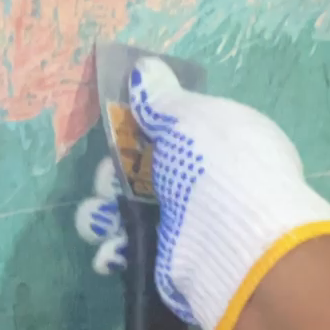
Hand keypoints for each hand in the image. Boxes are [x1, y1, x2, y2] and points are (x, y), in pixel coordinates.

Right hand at [72, 58, 329, 329]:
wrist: (230, 235)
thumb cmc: (213, 162)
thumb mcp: (188, 117)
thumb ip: (160, 99)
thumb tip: (143, 69)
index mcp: (216, 141)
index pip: (169, 133)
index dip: (137, 130)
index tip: (116, 130)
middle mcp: (200, 184)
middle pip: (138, 175)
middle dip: (111, 177)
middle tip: (108, 181)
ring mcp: (182, 225)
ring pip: (125, 215)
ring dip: (102, 215)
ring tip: (99, 221)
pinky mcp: (166, 260)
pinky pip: (129, 252)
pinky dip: (113, 252)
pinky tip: (112, 251)